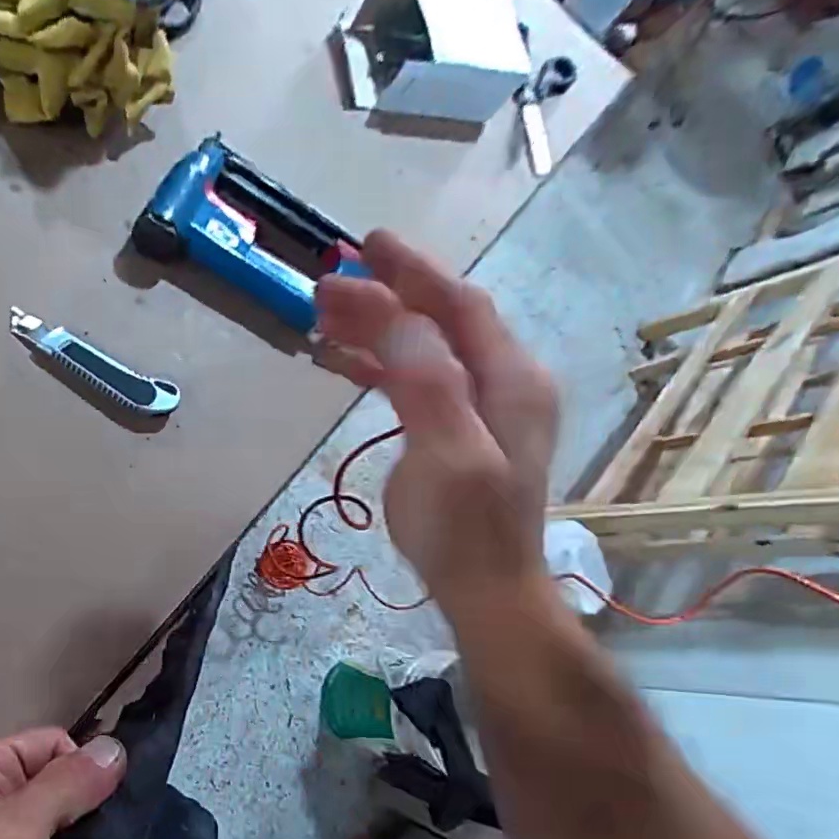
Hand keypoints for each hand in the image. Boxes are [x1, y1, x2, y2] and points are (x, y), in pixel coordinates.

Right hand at [315, 231, 559, 612]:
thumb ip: (424, 379)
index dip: (415, 272)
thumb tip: (389, 313)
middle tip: (329, 285)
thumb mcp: (448, 452)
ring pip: (427, 352)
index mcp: (510, 380)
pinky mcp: (460, 436)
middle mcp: (504, 385)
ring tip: (327, 320)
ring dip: (380, 332)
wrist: (488, 592)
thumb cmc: (466, 530)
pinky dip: (384, 369)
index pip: (460, 306)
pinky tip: (351, 367)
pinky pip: (420, 384)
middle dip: (387, 299)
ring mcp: (484, 411)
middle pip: (442, 323)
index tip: (366, 246)